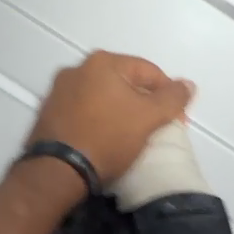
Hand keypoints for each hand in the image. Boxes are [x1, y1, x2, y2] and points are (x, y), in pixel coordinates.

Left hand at [28, 52, 194, 182]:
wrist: (56, 172)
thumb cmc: (106, 139)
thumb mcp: (148, 118)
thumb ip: (172, 99)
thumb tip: (187, 85)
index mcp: (102, 62)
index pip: (148, 72)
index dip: (168, 96)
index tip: (176, 121)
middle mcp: (76, 70)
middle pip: (123, 84)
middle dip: (142, 105)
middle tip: (154, 130)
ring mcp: (57, 93)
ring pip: (101, 99)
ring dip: (118, 114)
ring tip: (129, 138)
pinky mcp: (46, 116)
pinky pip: (81, 115)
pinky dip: (96, 123)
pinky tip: (103, 141)